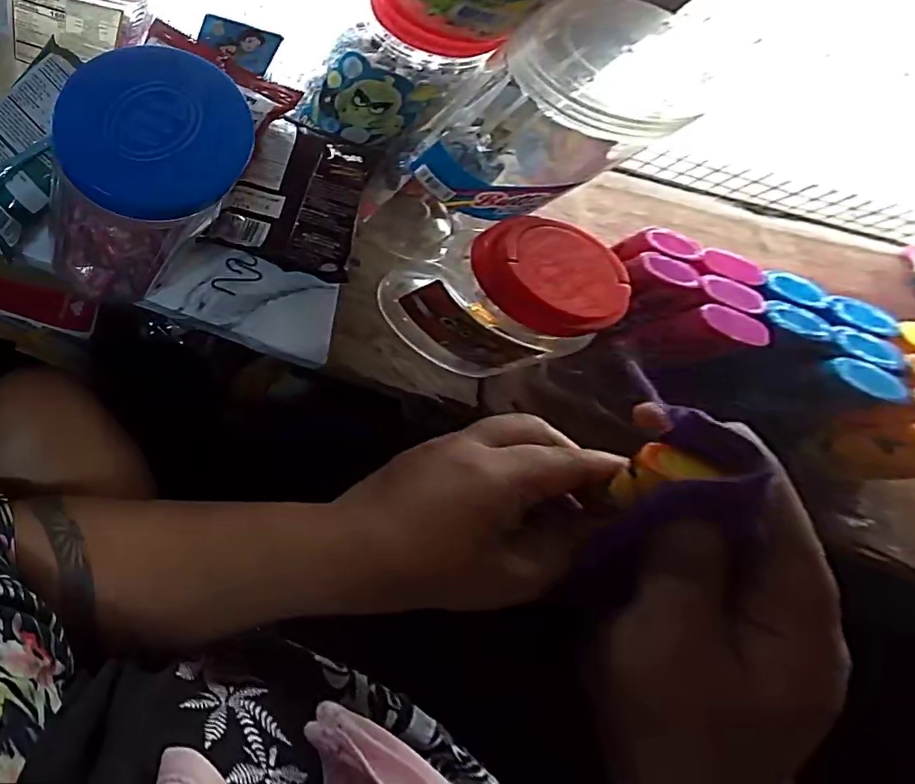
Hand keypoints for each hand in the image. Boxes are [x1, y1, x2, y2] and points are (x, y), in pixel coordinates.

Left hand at [332, 414, 626, 612]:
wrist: (352, 547)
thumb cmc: (435, 568)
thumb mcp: (517, 572)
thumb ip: (566, 544)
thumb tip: (598, 524)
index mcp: (497, 469)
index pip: (570, 458)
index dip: (613, 473)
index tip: (647, 490)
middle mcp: (467, 444)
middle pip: (532, 428)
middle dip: (571, 453)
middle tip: (597, 497)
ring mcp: (438, 444)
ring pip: (501, 432)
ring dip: (536, 454)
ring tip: (558, 502)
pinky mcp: (420, 453)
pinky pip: (475, 443)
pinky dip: (506, 458)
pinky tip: (514, 499)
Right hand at [590, 414, 847, 783]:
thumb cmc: (674, 712)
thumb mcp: (670, 637)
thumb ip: (684, 566)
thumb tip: (686, 497)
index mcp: (797, 616)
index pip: (777, 520)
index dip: (737, 463)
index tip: (687, 419)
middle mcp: (790, 613)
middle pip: (759, 526)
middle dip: (710, 471)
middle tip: (651, 429)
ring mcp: (756, 622)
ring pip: (730, 542)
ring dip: (687, 496)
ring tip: (640, 458)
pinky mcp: (719, 627)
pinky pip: (703, 562)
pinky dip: (673, 527)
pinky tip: (637, 511)